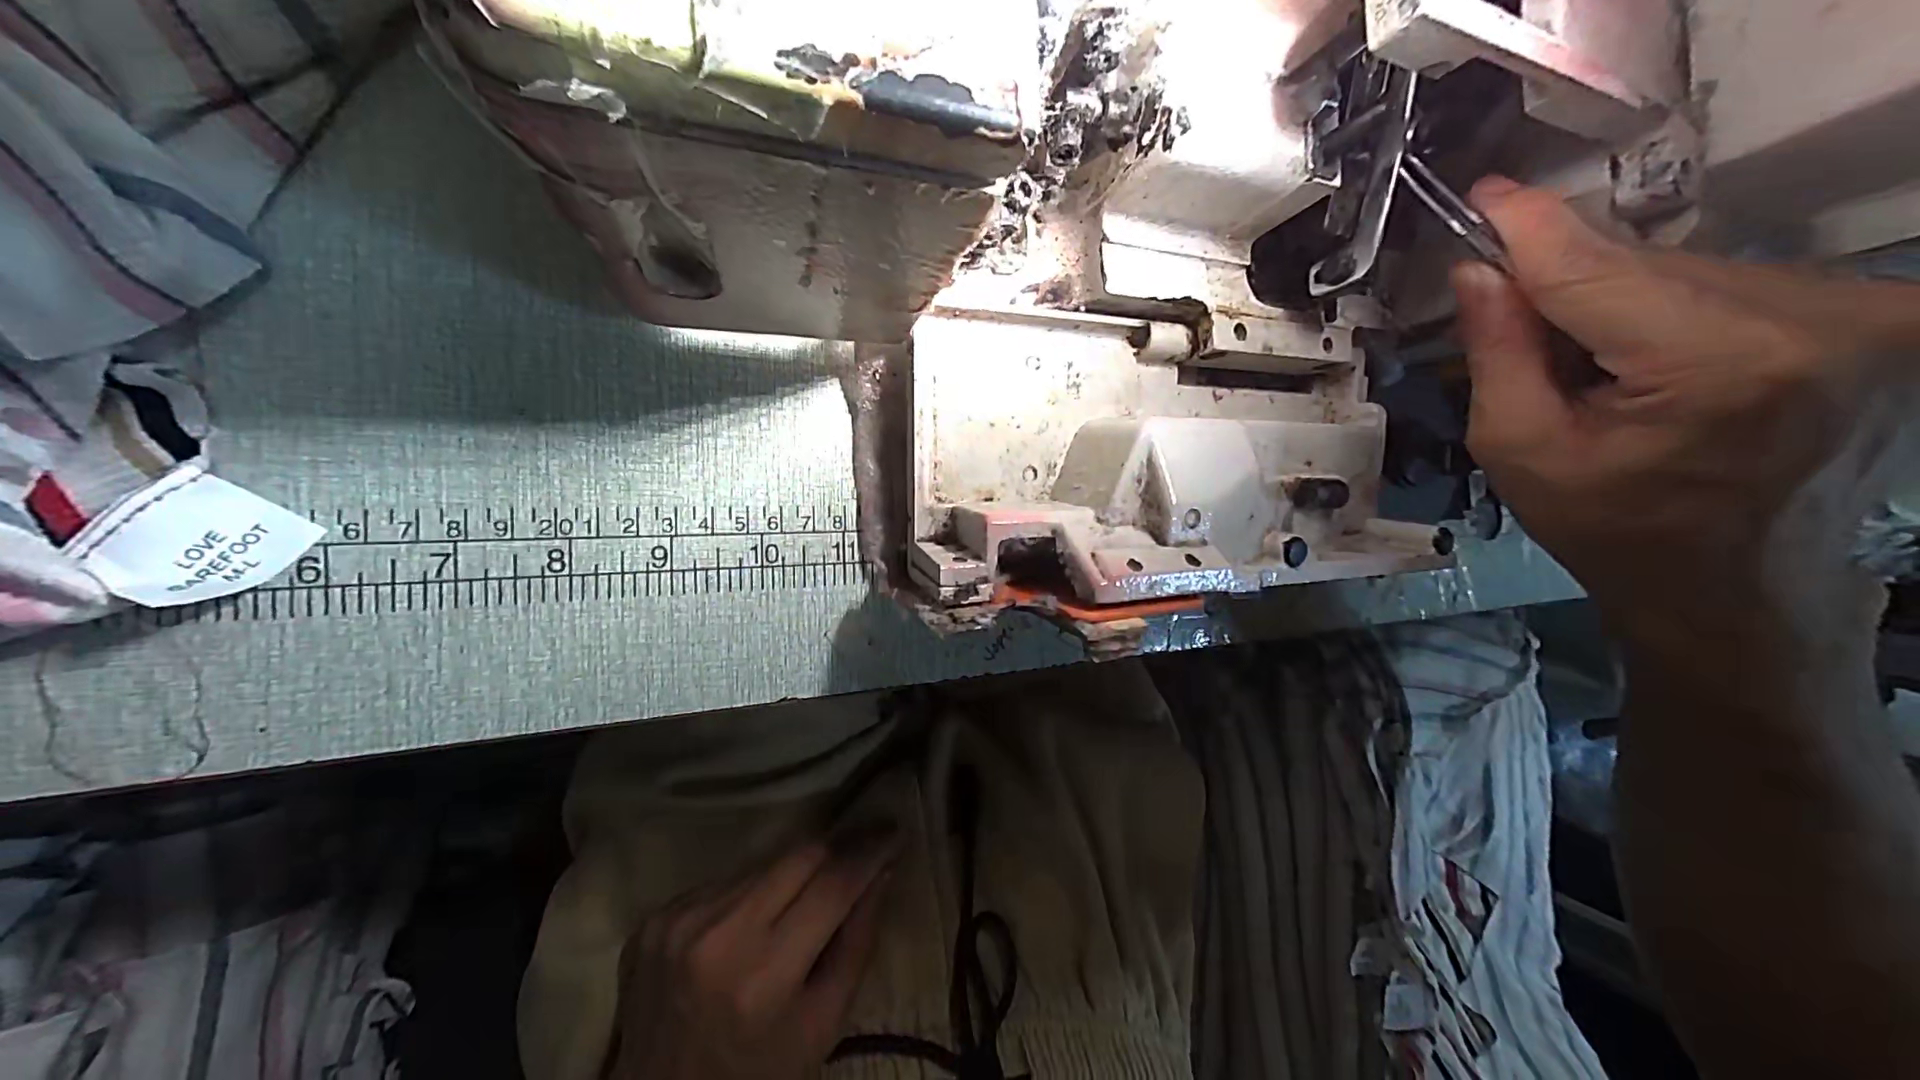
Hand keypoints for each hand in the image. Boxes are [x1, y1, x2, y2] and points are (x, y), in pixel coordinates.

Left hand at [611, 831, 898, 1079]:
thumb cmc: (756, 1073)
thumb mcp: (823, 1026)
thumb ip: (857, 944)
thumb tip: (882, 871)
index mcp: (764, 976)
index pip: (833, 885)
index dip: (870, 852)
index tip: (895, 831)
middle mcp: (718, 935)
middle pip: (800, 856)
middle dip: (838, 850)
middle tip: (864, 848)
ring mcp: (680, 920)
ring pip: (764, 863)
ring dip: (793, 874)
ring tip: (802, 903)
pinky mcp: (657, 915)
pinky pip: (726, 880)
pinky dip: (750, 893)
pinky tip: (751, 925)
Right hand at [1452, 178, 1919, 641]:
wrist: (1730, 582)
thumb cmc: (1609, 528)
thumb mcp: (1520, 449)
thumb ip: (1498, 352)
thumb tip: (1478, 271)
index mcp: (1718, 365)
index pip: (1598, 269)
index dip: (1531, 229)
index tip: (1483, 193)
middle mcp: (1814, 319)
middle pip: (1644, 265)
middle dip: (1561, 277)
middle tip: (1500, 305)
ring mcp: (1859, 311)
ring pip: (1684, 268)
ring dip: (1610, 294)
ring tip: (1578, 359)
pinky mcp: (1870, 313)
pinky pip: (1724, 282)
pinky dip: (1660, 305)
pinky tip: (1635, 355)